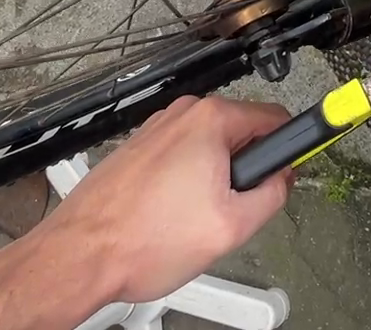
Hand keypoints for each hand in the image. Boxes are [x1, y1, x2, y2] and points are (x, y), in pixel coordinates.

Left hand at [34, 95, 292, 302]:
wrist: (77, 257)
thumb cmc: (141, 241)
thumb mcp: (231, 227)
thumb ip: (272, 195)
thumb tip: (282, 179)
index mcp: (212, 119)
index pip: (275, 119)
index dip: (289, 149)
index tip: (293, 165)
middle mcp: (186, 113)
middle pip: (243, 133)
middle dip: (245, 170)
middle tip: (231, 208)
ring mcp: (160, 127)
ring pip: (212, 147)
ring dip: (215, 177)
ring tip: (194, 217)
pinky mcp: (141, 146)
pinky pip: (183, 155)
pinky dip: (188, 180)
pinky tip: (170, 215)